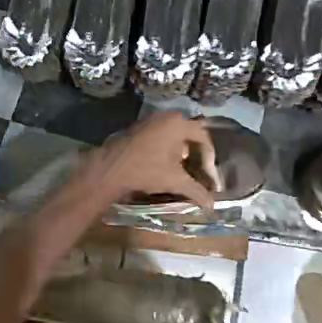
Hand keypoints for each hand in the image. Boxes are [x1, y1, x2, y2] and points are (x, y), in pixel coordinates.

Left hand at [90, 112, 217, 207]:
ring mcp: (149, 120)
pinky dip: (165, 147)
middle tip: (198, 169)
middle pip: (189, 133)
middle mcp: (165, 117)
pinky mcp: (137, 127)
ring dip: (180, 150)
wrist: (109, 169)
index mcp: (178, 124)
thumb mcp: (175, 182)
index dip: (209, 157)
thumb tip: (211, 205)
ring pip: (173, 134)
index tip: (208, 174)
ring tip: (180, 169)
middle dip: (195, 152)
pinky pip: (159, 134)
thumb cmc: (146, 170)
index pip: (203, 137)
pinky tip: (162, 164)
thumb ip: (197, 191)